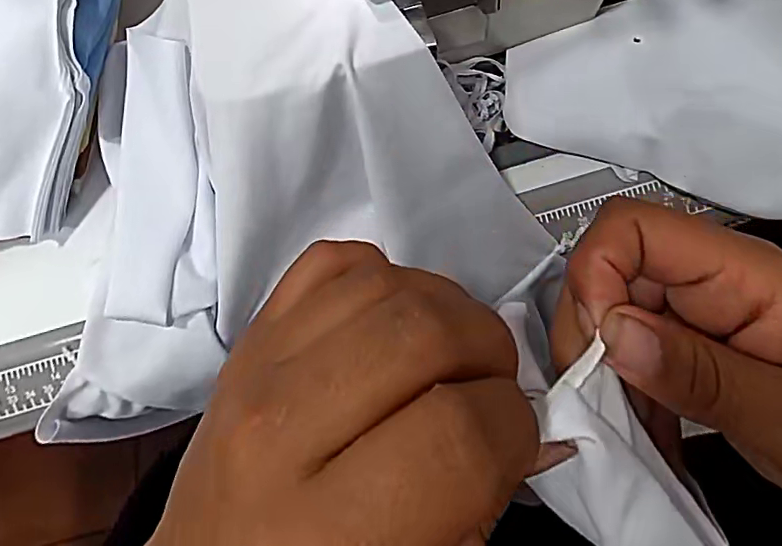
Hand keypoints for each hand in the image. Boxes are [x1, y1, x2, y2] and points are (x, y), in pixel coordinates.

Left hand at [151, 241, 540, 545]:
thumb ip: (480, 500)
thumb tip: (532, 425)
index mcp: (323, 529)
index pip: (456, 433)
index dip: (513, 423)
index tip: (517, 430)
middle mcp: (278, 435)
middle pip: (422, 334)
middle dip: (487, 349)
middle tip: (494, 380)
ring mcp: (256, 368)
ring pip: (382, 282)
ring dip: (444, 304)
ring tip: (451, 346)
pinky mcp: (250, 332)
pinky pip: (329, 261)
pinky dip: (378, 273)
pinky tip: (391, 316)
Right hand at [550, 199, 781, 545]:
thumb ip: (708, 375)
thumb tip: (612, 331)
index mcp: (747, 272)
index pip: (634, 225)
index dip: (598, 271)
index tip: (599, 347)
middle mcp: (716, 283)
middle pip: (612, 267)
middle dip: (589, 328)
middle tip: (600, 402)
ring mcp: (707, 321)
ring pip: (615, 314)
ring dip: (603, 368)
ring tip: (624, 431)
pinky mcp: (703, 358)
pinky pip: (635, 355)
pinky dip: (624, 395)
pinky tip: (644, 438)